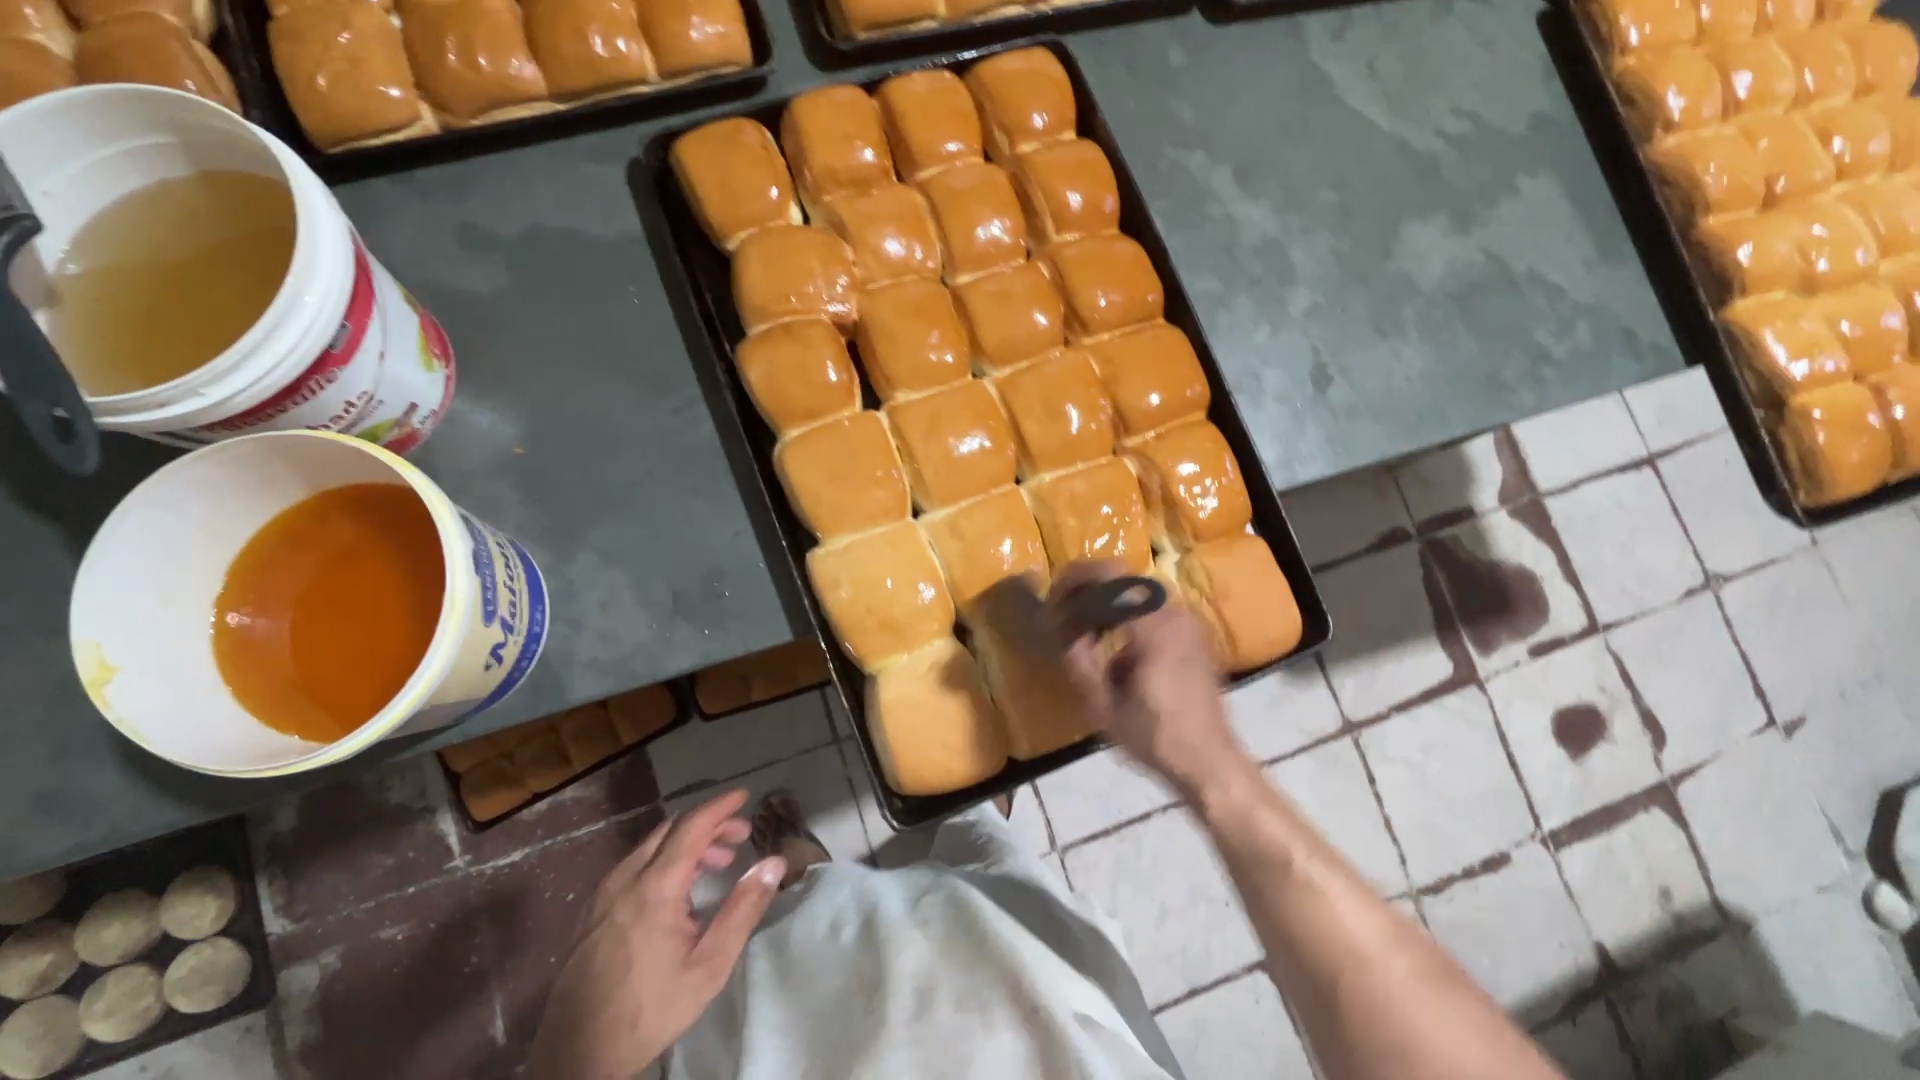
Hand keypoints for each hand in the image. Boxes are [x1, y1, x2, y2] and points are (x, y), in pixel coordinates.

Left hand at [525, 790, 784, 1079]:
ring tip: (715, 865)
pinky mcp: (592, 912)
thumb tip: (774, 863)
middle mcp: (624, 879)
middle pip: (669, 831)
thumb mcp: (710, 964)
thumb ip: (743, 908)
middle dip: (707, 825)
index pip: (691, 827)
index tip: (744, 797)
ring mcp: (603, 894)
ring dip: (685, 844)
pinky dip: (662, 861)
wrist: (581, 1051)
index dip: (720, 808)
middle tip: (739, 838)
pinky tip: (677, 891)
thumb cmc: (653, 1007)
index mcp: (655, 886)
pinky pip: (632, 868)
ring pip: (648, 848)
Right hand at [1051, 561, 1251, 798]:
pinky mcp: (1193, 634)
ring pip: (1138, 592)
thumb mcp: (1103, 705)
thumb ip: (1079, 659)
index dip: (1076, 578)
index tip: (1053, 597)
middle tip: (1062, 613)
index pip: (1111, 577)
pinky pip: (1154, 608)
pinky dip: (1126, 613)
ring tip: (1082, 629)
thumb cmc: (1155, 737)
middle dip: (1088, 588)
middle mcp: (1175, 614)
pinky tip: (1111, 642)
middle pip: (1124, 578)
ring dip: (1107, 601)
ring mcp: (1189, 623)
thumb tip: (1063, 629)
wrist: (1209, 760)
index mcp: (1155, 628)